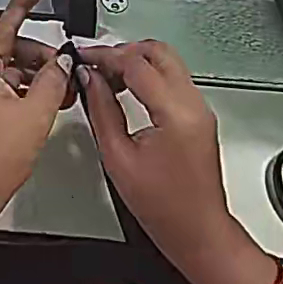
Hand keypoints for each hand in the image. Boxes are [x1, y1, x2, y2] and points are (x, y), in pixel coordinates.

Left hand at [0, 0, 72, 235]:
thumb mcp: (34, 113)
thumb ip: (53, 80)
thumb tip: (63, 61)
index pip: (1, 24)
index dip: (21, 6)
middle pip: (11, 46)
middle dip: (40, 56)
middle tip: (63, 69)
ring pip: (12, 66)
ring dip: (38, 75)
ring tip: (61, 91)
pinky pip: (9, 84)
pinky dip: (30, 89)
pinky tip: (50, 100)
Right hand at [78, 41, 269, 283]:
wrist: (197, 232)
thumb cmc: (163, 207)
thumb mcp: (117, 157)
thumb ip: (101, 109)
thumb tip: (89, 78)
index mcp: (176, 115)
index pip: (137, 64)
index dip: (104, 55)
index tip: (83, 57)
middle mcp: (194, 105)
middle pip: (158, 51)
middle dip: (122, 50)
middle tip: (94, 62)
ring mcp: (200, 108)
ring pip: (166, 61)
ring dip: (134, 61)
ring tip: (104, 76)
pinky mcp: (198, 114)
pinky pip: (171, 78)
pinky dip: (145, 75)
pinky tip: (122, 88)